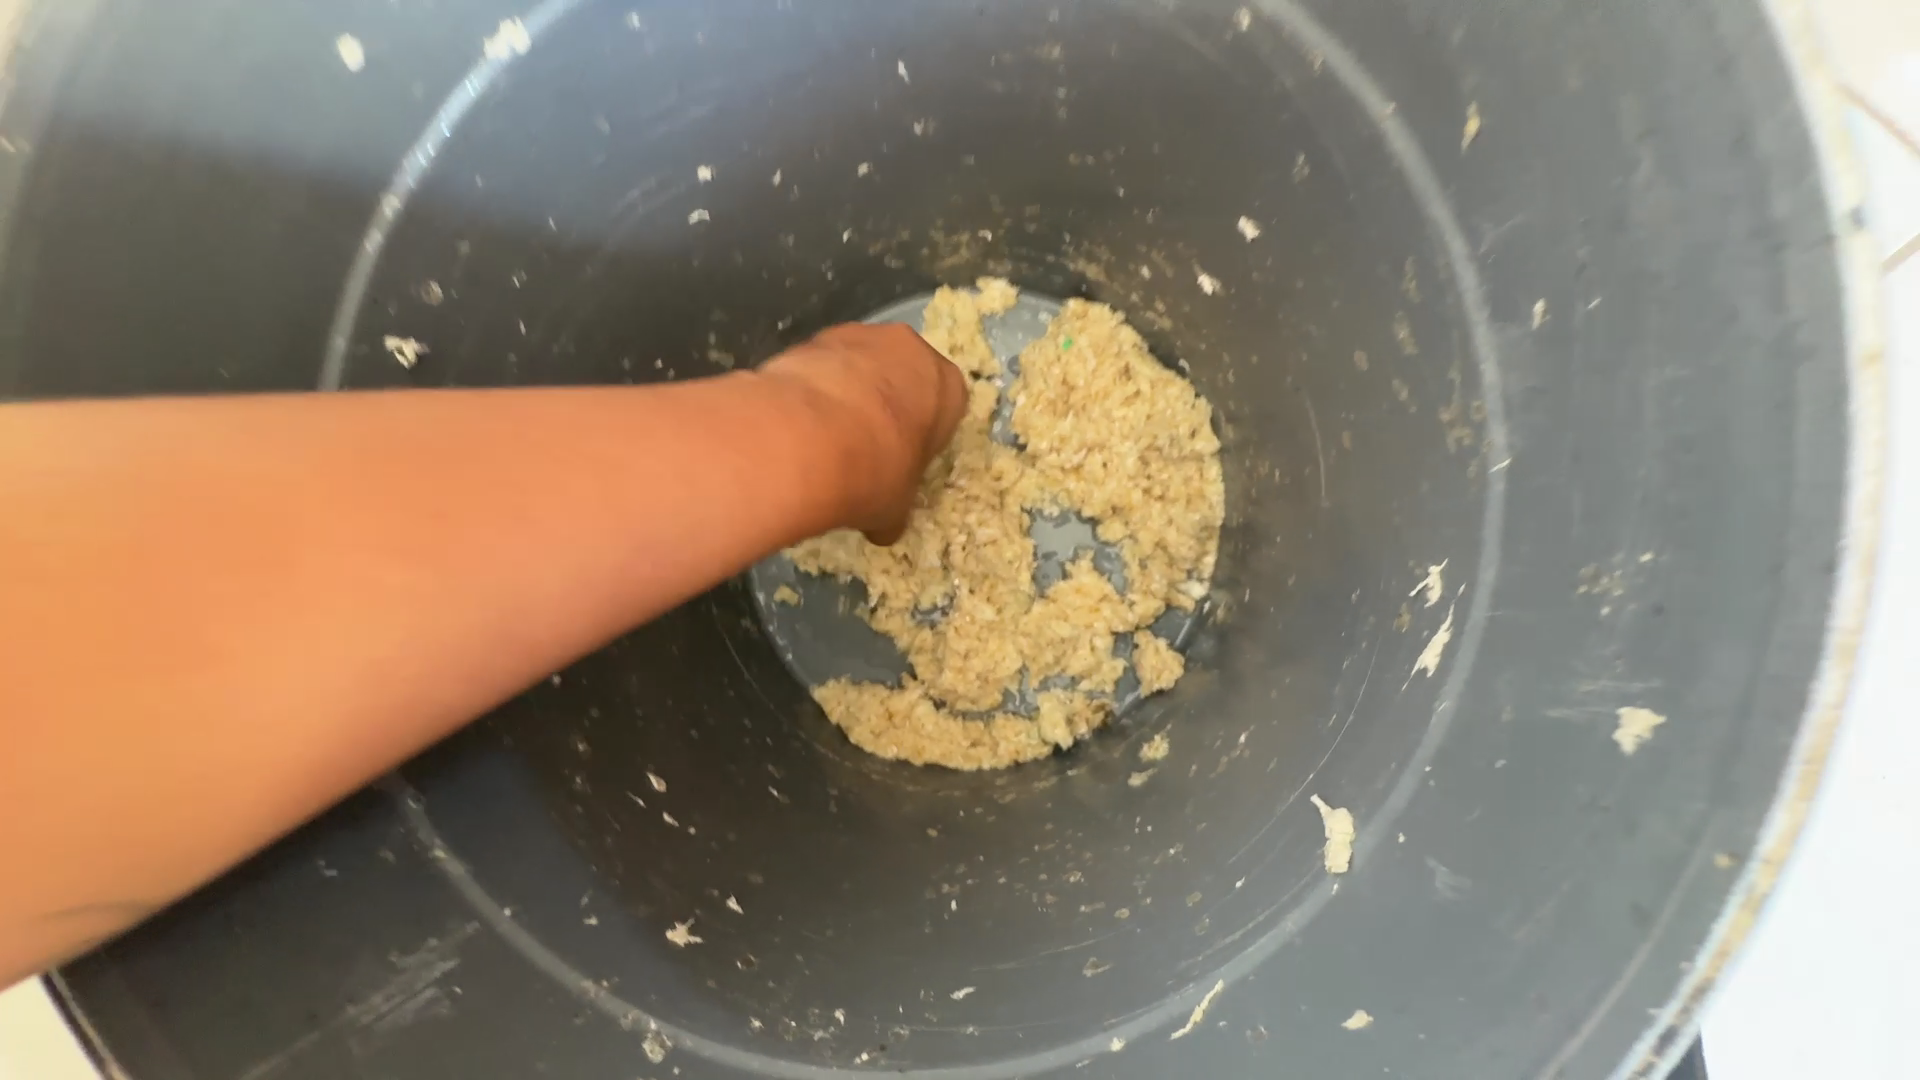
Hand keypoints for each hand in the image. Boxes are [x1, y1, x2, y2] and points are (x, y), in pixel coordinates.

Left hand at [758, 322, 967, 544]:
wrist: (804, 440)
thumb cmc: (874, 472)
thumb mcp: (894, 508)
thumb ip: (895, 509)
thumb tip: (882, 528)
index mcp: (947, 386)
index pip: (946, 407)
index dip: (924, 437)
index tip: (904, 460)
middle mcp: (908, 348)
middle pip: (902, 376)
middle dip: (887, 407)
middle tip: (865, 448)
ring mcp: (857, 336)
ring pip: (858, 366)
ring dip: (847, 395)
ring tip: (824, 440)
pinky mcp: (811, 339)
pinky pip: (820, 367)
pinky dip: (813, 390)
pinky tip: (799, 427)